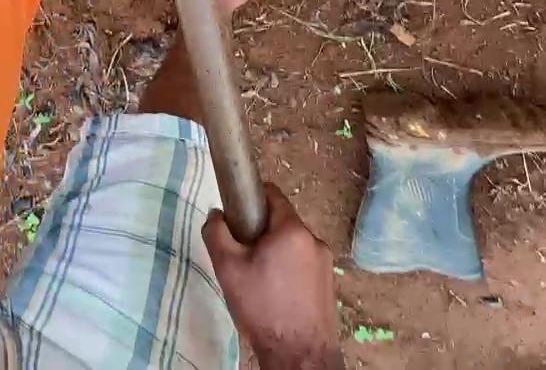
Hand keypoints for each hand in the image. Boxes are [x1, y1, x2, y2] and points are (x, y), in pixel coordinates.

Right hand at [203, 184, 342, 369]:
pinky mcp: (329, 287)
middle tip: (242, 253)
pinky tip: (274, 294)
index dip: (250, 198)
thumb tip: (217, 214)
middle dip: (260, 230)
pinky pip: (302, 265)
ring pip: (291, 244)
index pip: (271, 193)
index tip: (236, 215)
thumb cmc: (262, 306)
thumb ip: (216, 231)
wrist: (299, 358)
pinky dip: (288, 270)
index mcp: (293, 229)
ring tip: (256, 278)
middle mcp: (314, 241)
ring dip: (274, 252)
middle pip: (281, 220)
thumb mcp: (226, 266)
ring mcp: (326, 265)